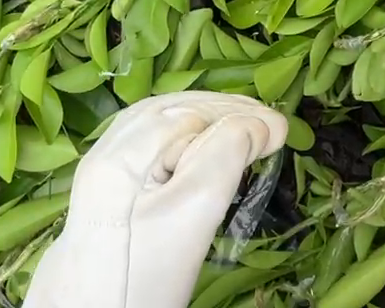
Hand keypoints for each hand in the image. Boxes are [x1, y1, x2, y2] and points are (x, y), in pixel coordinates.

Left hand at [23, 93, 287, 307]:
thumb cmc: (145, 275)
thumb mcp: (191, 220)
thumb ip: (222, 160)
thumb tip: (259, 123)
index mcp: (121, 154)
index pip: (193, 118)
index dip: (241, 120)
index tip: (280, 132)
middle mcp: (107, 143)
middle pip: (178, 109)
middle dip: (229, 110)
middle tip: (273, 124)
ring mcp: (104, 155)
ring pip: (166, 115)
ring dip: (211, 113)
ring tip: (250, 121)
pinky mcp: (109, 170)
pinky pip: (154, 129)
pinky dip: (189, 124)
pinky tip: (210, 133)